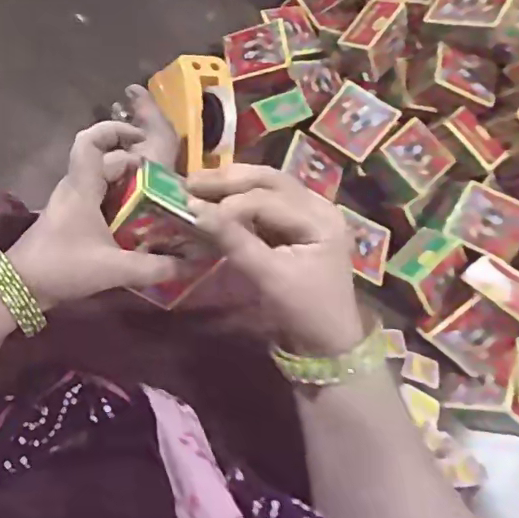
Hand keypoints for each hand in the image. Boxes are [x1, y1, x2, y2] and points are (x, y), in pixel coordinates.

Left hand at [7, 121, 185, 307]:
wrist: (20, 286)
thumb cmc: (62, 266)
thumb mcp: (113, 269)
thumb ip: (154, 268)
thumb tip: (191, 266)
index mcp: (82, 186)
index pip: (91, 141)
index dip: (115, 130)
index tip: (142, 140)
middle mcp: (75, 188)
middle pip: (106, 162)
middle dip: (136, 168)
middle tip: (166, 186)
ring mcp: (69, 203)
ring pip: (102, 182)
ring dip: (128, 188)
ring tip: (157, 205)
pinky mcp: (68, 220)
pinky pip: (97, 200)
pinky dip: (117, 204)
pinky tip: (135, 224)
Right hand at [186, 164, 365, 355]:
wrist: (328, 338)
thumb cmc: (302, 309)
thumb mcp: (267, 276)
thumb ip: (232, 240)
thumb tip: (194, 210)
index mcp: (320, 219)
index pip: (267, 200)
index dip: (227, 203)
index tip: (190, 208)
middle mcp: (319, 205)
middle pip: (270, 179)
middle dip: (228, 178)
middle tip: (189, 182)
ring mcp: (310, 211)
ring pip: (268, 183)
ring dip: (232, 182)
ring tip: (197, 184)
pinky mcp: (298, 221)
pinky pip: (267, 198)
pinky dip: (240, 195)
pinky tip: (216, 196)